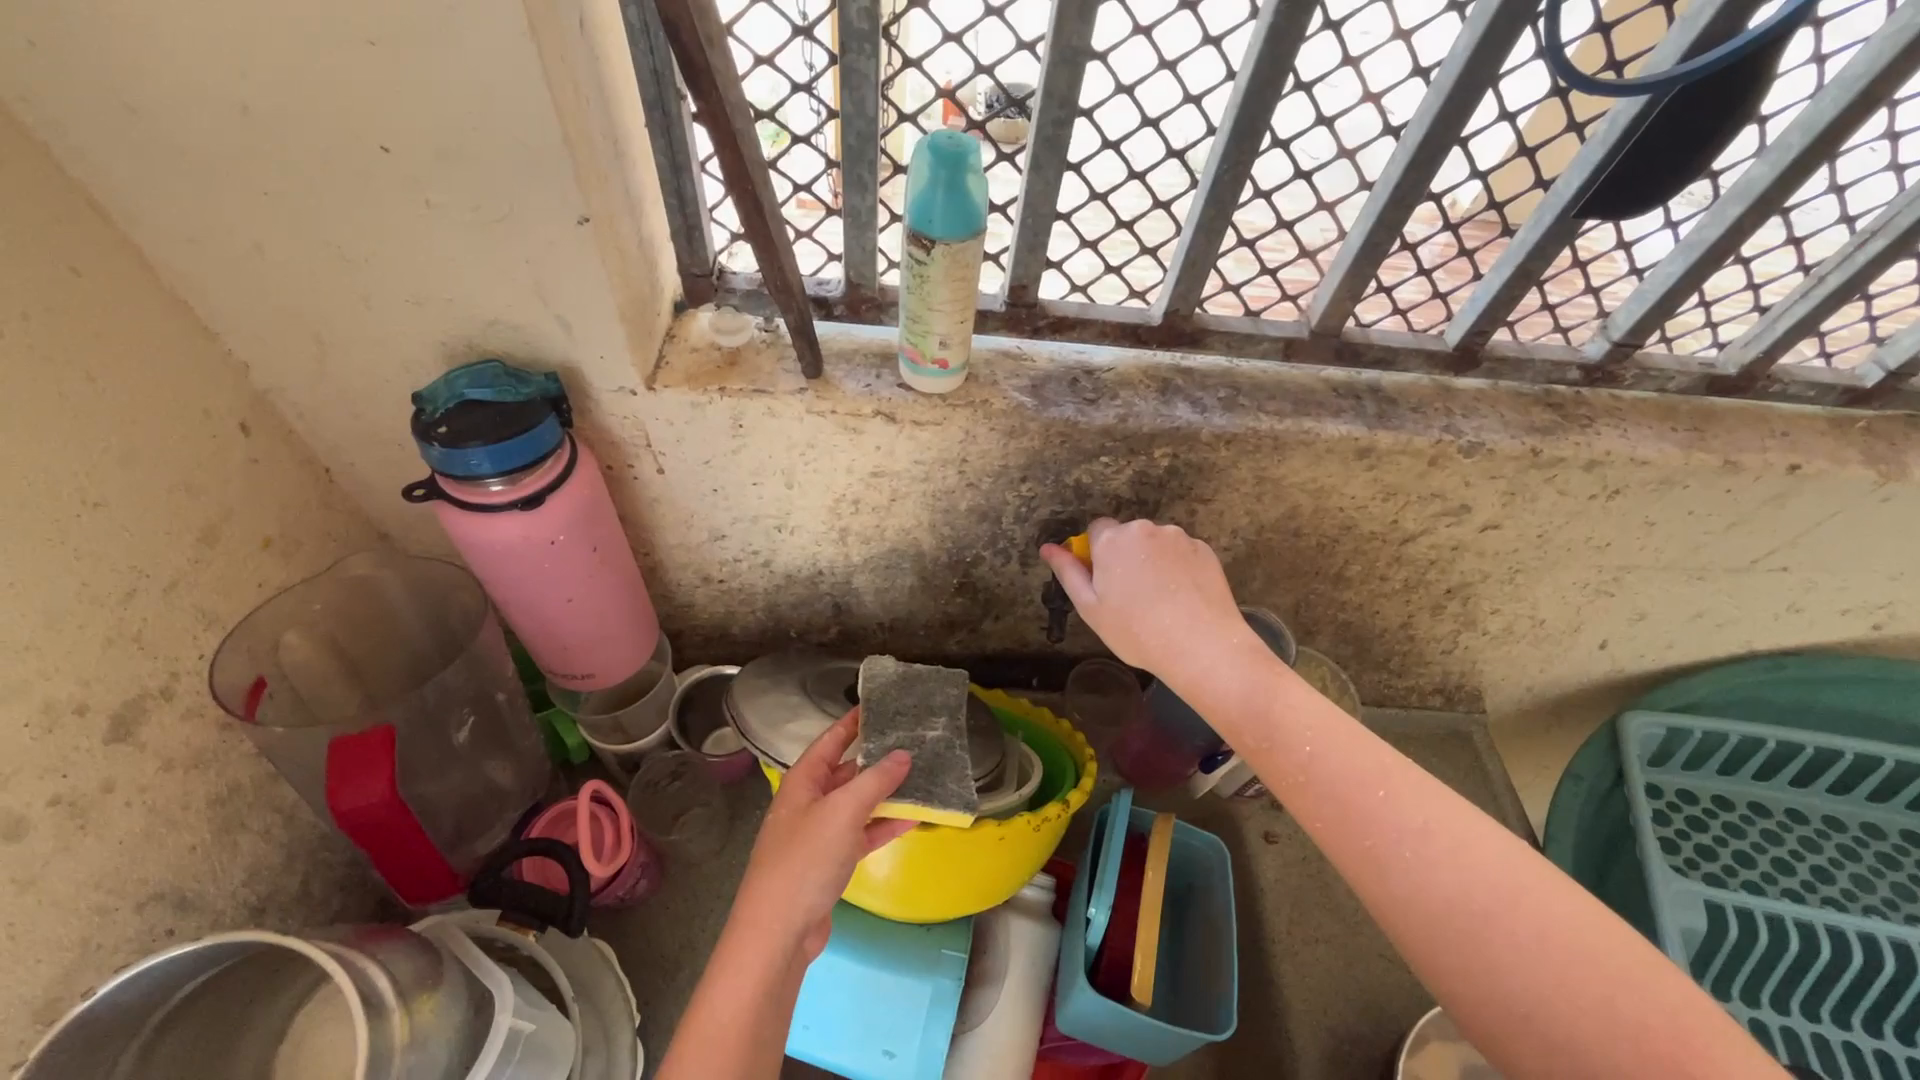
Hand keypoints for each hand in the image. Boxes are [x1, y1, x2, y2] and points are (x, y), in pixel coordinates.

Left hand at [730, 708, 915, 959]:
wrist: (778, 932)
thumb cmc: (804, 861)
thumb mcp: (842, 812)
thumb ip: (875, 781)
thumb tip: (903, 755)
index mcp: (802, 782)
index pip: (830, 741)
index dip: (852, 722)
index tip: (878, 705)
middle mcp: (808, 803)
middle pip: (846, 772)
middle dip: (877, 759)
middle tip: (914, 742)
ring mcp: (819, 835)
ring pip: (858, 805)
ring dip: (886, 794)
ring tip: (923, 777)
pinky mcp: (830, 864)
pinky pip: (862, 835)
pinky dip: (884, 826)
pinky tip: (913, 818)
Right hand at [1040, 517, 1254, 685]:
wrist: (1200, 645)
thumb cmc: (1136, 631)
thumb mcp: (1090, 608)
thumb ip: (1068, 572)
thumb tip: (1048, 548)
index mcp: (1111, 540)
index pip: (1096, 529)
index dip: (1098, 554)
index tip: (1105, 581)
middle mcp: (1144, 529)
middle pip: (1127, 535)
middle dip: (1126, 556)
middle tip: (1132, 596)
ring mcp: (1178, 537)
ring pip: (1156, 544)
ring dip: (1153, 561)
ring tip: (1160, 600)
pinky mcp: (1204, 549)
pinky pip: (1182, 553)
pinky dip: (1178, 568)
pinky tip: (1181, 597)